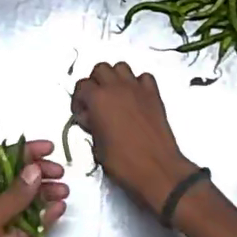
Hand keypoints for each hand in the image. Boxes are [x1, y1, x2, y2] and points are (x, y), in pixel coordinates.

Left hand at [0, 140, 67, 236]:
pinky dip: (45, 217)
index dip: (27, 151)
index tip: (51, 148)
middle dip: (40, 174)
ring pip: (27, 202)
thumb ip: (15, 195)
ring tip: (64, 192)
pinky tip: (59, 211)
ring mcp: (1, 223)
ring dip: (45, 195)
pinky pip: (30, 225)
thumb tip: (35, 169)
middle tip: (61, 174)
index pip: (7, 159)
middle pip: (20, 180)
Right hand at [71, 62, 197, 211]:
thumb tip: (91, 117)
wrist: (157, 169)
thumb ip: (92, 124)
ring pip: (121, 67)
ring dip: (115, 78)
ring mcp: (137, 88)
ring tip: (116, 97)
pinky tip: (136, 99)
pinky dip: (138, 83)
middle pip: (100, 69)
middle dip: (95, 83)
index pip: (81, 85)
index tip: (82, 114)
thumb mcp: (98, 147)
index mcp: (98, 99)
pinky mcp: (153, 94)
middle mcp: (116, 87)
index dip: (79, 99)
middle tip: (97, 102)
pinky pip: (144, 77)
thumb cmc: (123, 163)